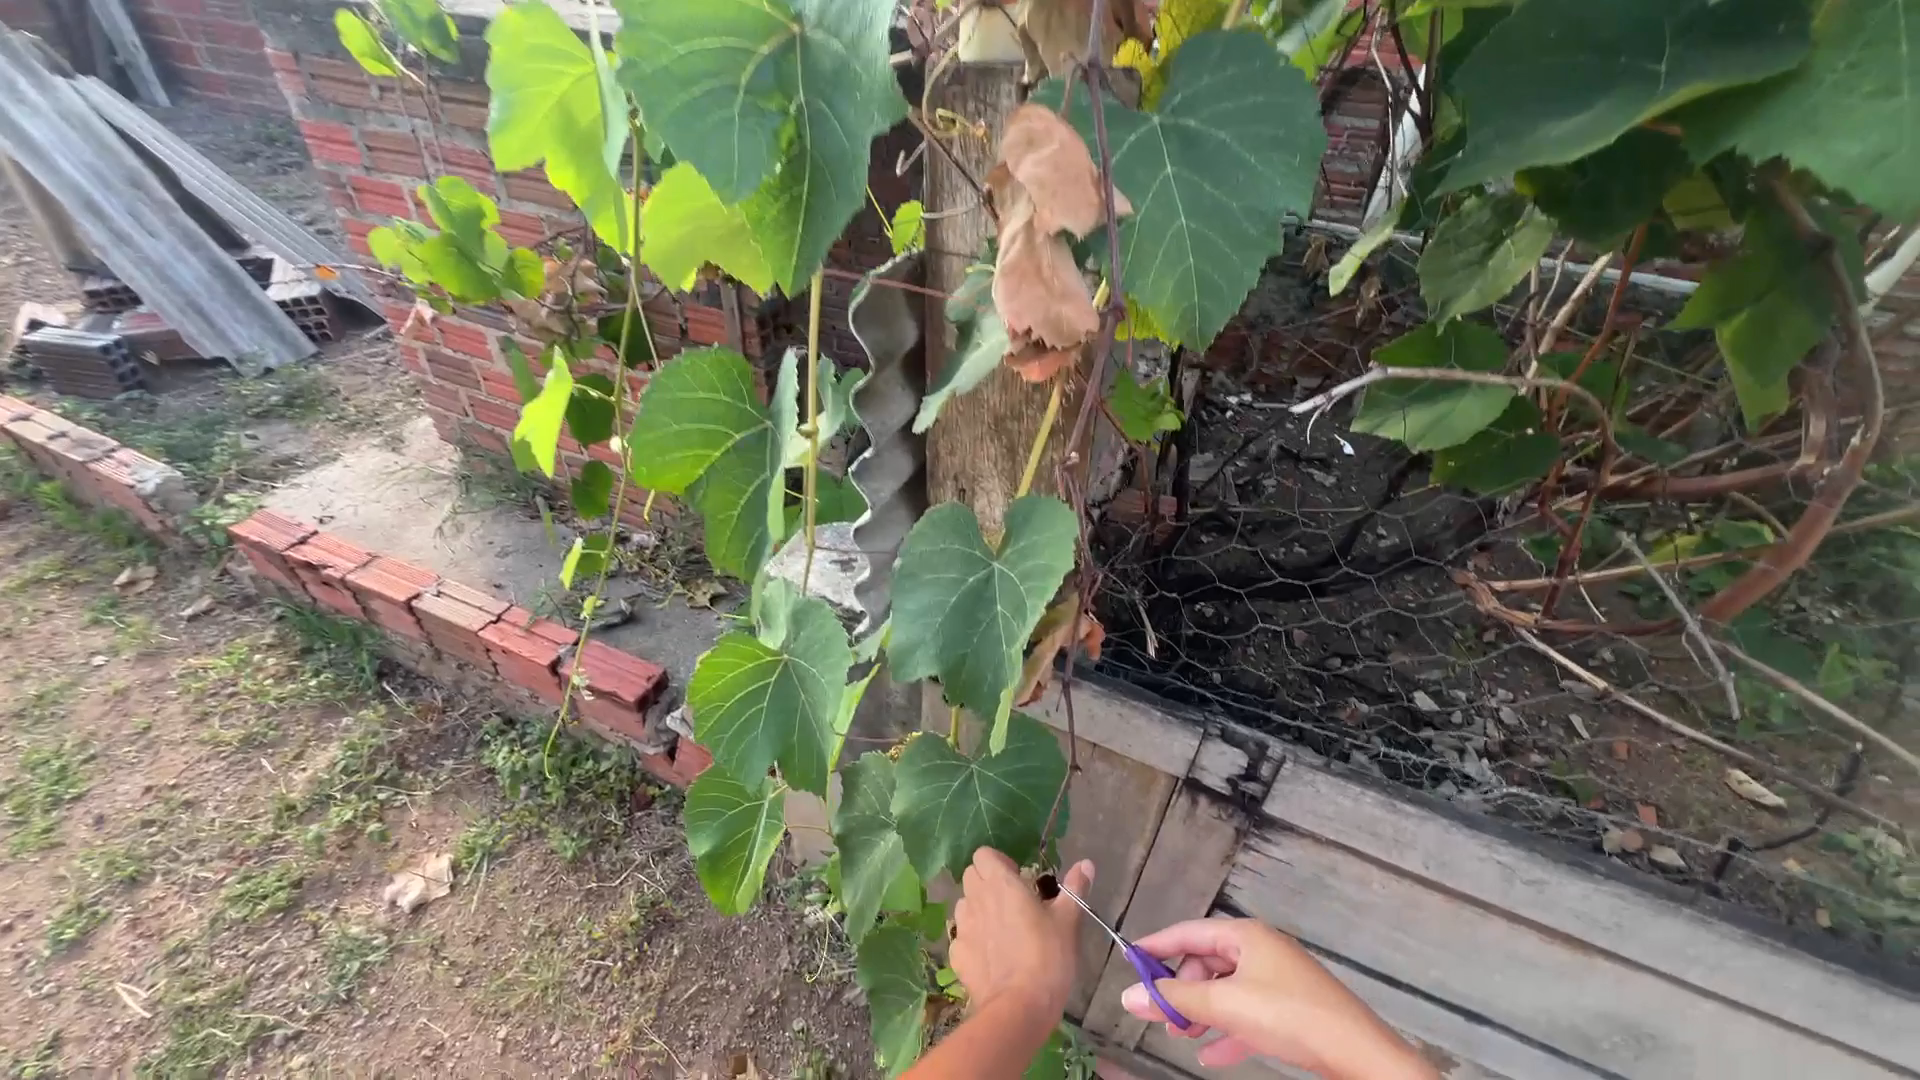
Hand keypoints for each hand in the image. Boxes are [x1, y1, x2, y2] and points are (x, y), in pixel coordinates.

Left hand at [949, 849, 1093, 1016]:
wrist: (1019, 1008)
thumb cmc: (1047, 956)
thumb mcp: (1068, 920)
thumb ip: (1074, 888)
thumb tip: (1086, 863)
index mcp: (1000, 883)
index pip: (983, 854)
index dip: (999, 862)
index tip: (1018, 878)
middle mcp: (975, 898)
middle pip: (971, 875)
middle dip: (987, 882)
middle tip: (1011, 901)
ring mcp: (962, 927)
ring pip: (964, 905)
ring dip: (979, 909)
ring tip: (1001, 929)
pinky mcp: (956, 954)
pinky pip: (961, 937)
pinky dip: (973, 940)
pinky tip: (991, 957)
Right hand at [1120, 918, 1434, 1079]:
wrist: (1362, 1057)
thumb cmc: (1290, 1016)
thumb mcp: (1226, 1006)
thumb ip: (1175, 1000)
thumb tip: (1127, 996)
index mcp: (1245, 935)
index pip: (1188, 931)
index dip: (1157, 946)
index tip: (1129, 960)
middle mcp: (1260, 950)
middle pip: (1206, 961)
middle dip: (1182, 989)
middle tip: (1162, 1015)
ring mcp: (1278, 980)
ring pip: (1226, 989)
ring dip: (1201, 1012)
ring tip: (1182, 1035)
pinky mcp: (1291, 1010)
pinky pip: (1247, 1014)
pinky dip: (1226, 1030)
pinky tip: (1210, 1056)